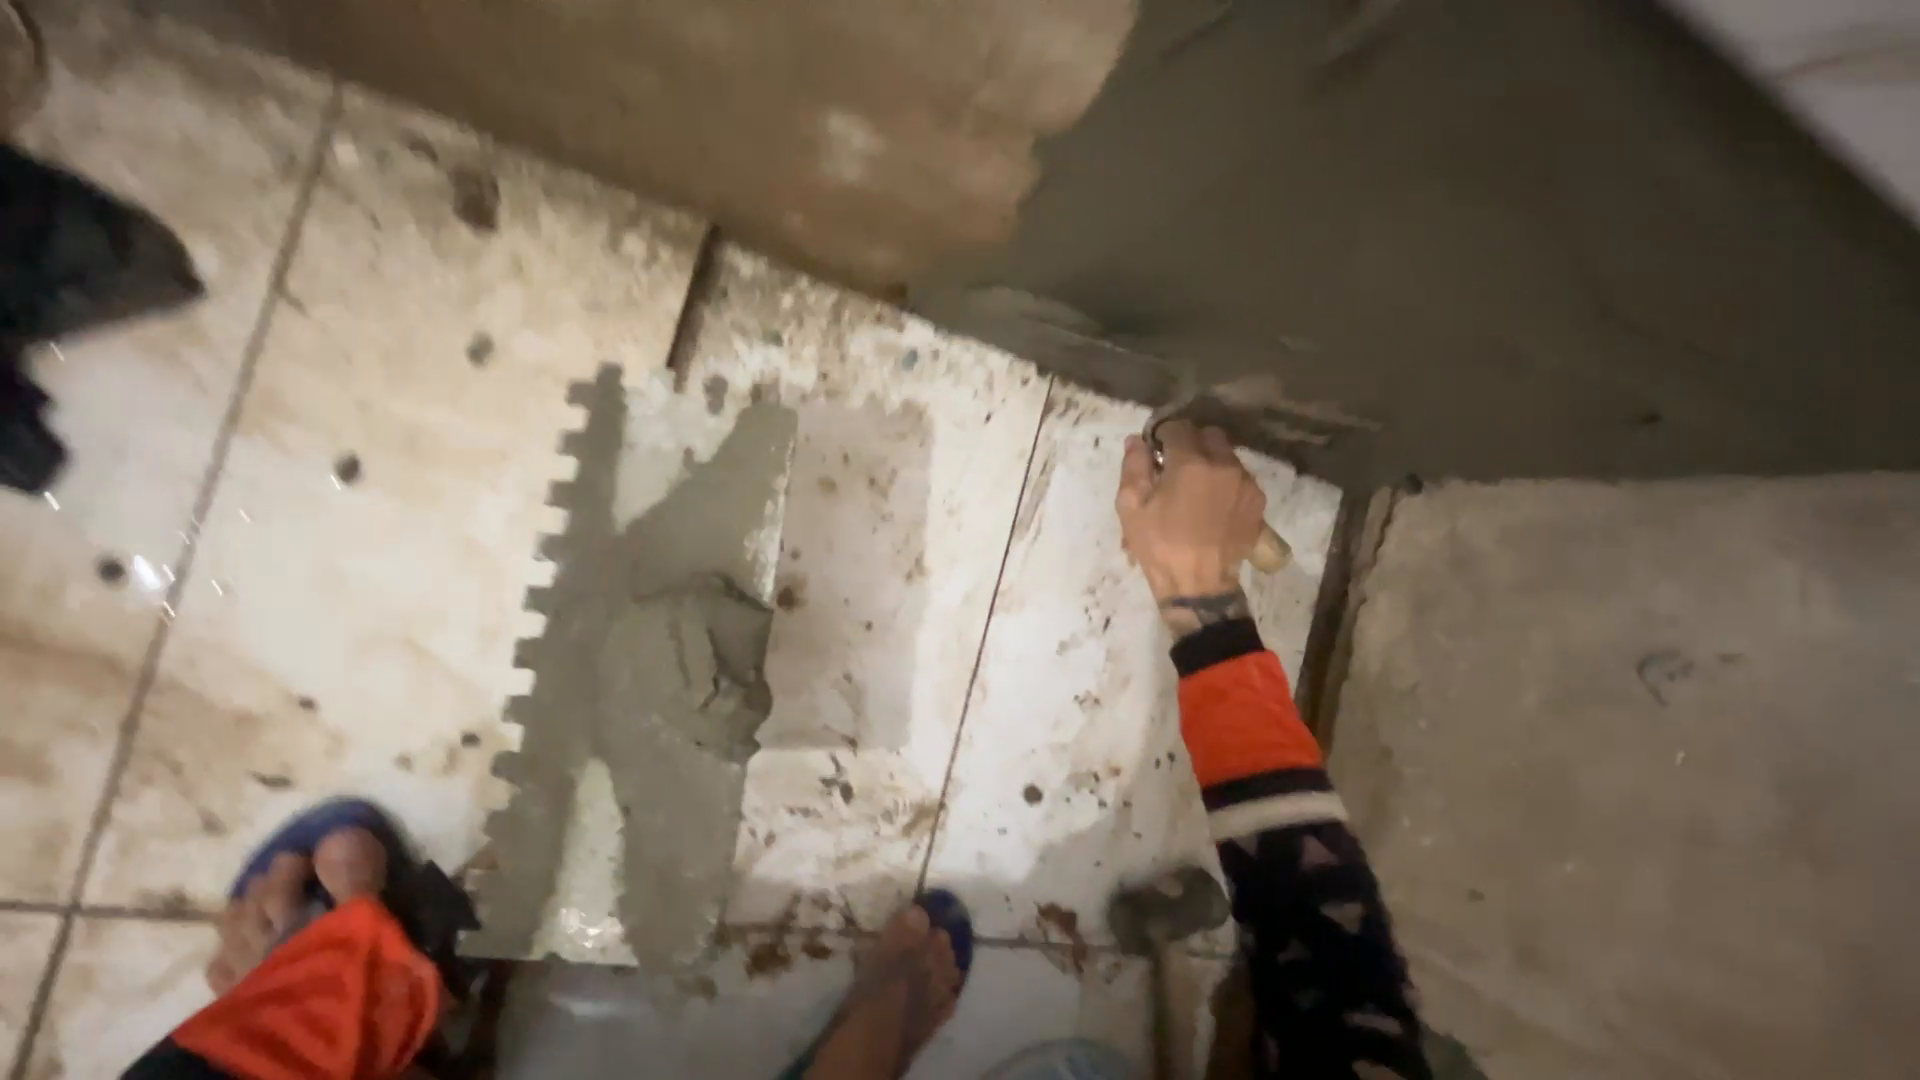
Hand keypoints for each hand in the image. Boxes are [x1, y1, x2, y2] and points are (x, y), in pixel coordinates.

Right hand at [1116, 420, 1264, 636]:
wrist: (1198, 585)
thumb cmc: (1159, 545)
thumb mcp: (1132, 506)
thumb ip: (1134, 466)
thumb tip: (1137, 441)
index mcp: (1192, 463)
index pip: (1178, 428)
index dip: (1162, 436)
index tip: (1154, 452)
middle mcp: (1224, 465)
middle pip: (1208, 435)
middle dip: (1190, 444)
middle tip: (1175, 467)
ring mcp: (1246, 483)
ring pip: (1227, 456)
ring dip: (1210, 462)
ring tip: (1195, 488)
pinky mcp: (1257, 502)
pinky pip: (1240, 478)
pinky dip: (1225, 482)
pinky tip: (1212, 504)